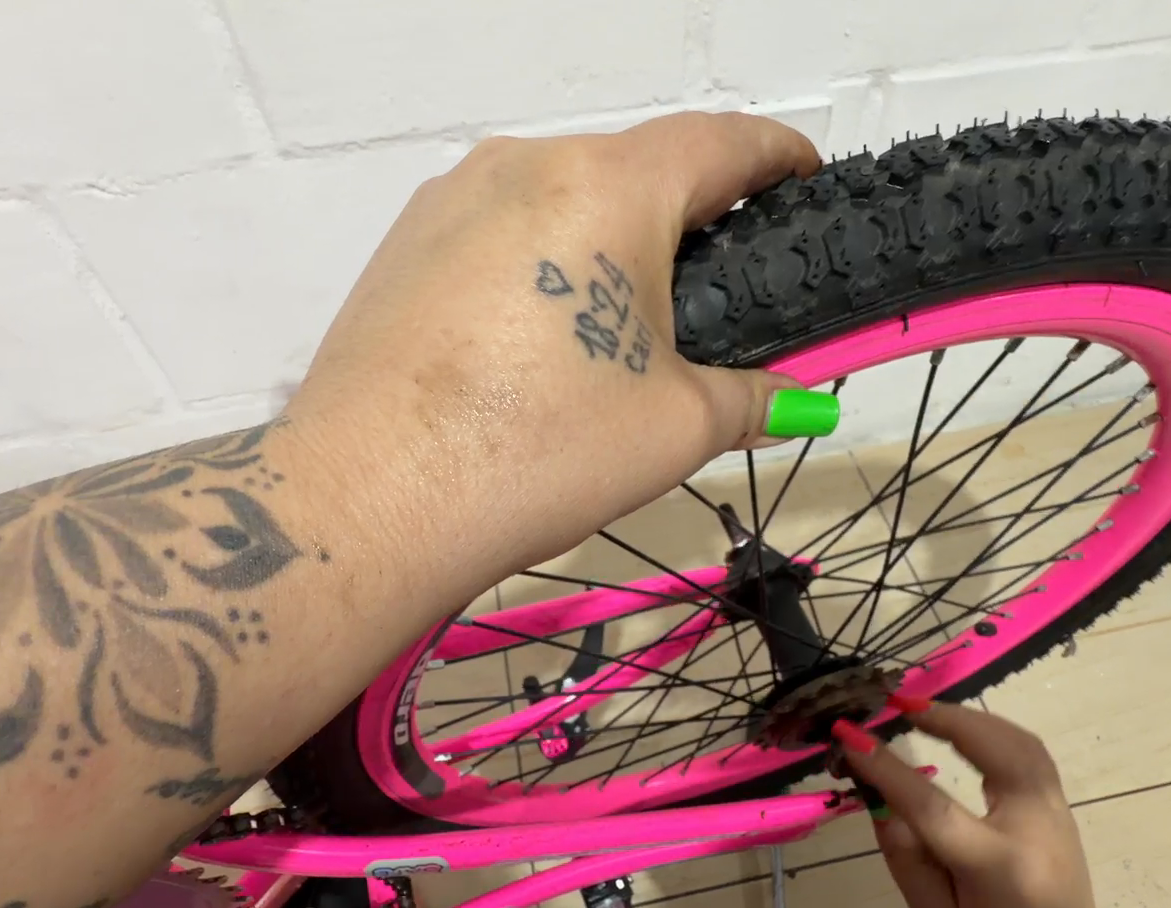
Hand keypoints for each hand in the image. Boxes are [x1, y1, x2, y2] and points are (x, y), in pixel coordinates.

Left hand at [285, 113, 820, 585]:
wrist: (370, 501)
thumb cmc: (539, 452)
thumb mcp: (672, 430)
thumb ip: (750, 400)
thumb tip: (797, 404)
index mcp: (605, 187)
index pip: (718, 142)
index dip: (774, 157)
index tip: (801, 181)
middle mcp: (521, 164)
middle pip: (632, 171)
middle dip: (685, 217)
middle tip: (711, 290)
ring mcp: (447, 201)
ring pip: (558, 201)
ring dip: (605, 244)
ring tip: (616, 327)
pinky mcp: (400, 249)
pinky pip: (497, 236)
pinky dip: (539, 267)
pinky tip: (535, 340)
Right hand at [840, 701, 1170, 907]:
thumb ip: (902, 851)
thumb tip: (877, 791)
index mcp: (996, 868)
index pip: (931, 805)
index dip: (885, 766)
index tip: (848, 735)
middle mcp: (1035, 830)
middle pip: (996, 751)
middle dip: (945, 718)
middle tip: (897, 704)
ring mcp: (1057, 814)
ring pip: (1020, 742)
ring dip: (970, 717)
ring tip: (924, 708)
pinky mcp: (1061, 807)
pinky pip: (1030, 750)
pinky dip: (992, 728)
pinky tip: (963, 726)